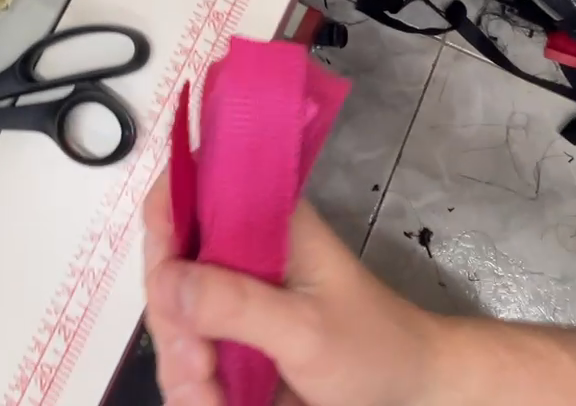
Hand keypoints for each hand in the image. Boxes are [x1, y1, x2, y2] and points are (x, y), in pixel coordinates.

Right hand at [141, 172, 444, 405]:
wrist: (412, 394)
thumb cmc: (371, 349)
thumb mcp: (306, 329)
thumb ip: (235, 303)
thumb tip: (164, 280)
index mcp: (260, 215)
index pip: (187, 190)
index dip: (162, 225)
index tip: (165, 286)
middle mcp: (237, 244)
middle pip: (167, 262)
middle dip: (172, 320)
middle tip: (199, 368)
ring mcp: (231, 289)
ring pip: (171, 314)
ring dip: (179, 361)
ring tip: (209, 398)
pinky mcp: (230, 332)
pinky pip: (186, 348)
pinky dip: (189, 382)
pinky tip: (210, 401)